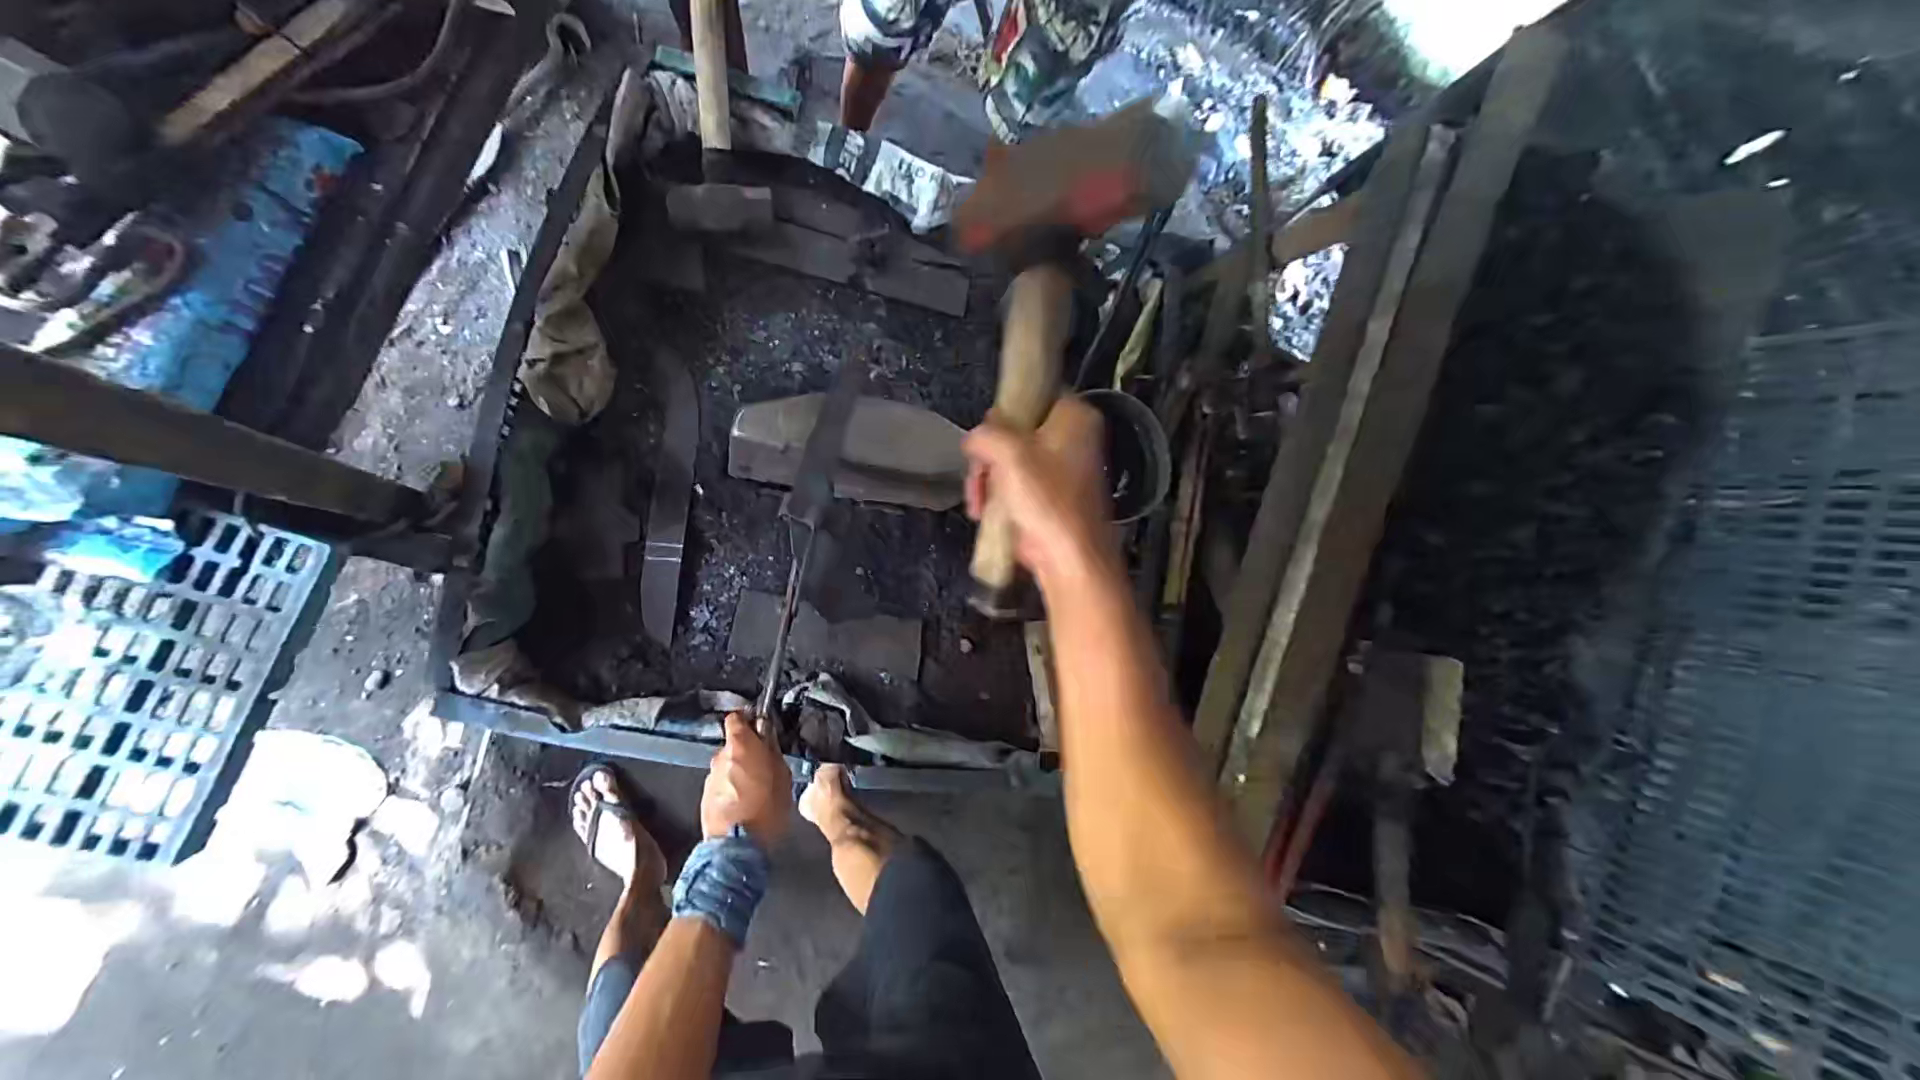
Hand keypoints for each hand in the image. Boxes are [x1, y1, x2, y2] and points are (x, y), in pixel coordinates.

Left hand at [700, 713, 791, 844]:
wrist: (739, 848)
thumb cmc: (766, 809)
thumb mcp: (782, 774)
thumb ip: (772, 749)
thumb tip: (766, 734)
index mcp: (739, 745)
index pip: (736, 717)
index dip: (747, 720)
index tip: (760, 729)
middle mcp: (720, 758)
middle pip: (732, 745)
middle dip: (747, 752)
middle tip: (765, 765)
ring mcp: (710, 779)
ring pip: (727, 767)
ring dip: (738, 773)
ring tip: (756, 790)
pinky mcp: (705, 799)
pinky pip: (721, 786)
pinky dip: (730, 790)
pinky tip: (744, 804)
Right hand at [962, 396, 1114, 586]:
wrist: (1070, 560)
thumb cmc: (1046, 500)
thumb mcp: (1008, 455)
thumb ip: (985, 434)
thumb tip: (976, 439)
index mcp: (1075, 416)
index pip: (1033, 393)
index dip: (1004, 412)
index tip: (984, 434)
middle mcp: (1074, 439)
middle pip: (1016, 432)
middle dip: (989, 457)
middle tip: (978, 477)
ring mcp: (1064, 471)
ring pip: (1012, 462)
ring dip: (988, 481)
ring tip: (978, 504)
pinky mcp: (1053, 499)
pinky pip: (1018, 487)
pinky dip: (999, 499)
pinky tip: (985, 515)